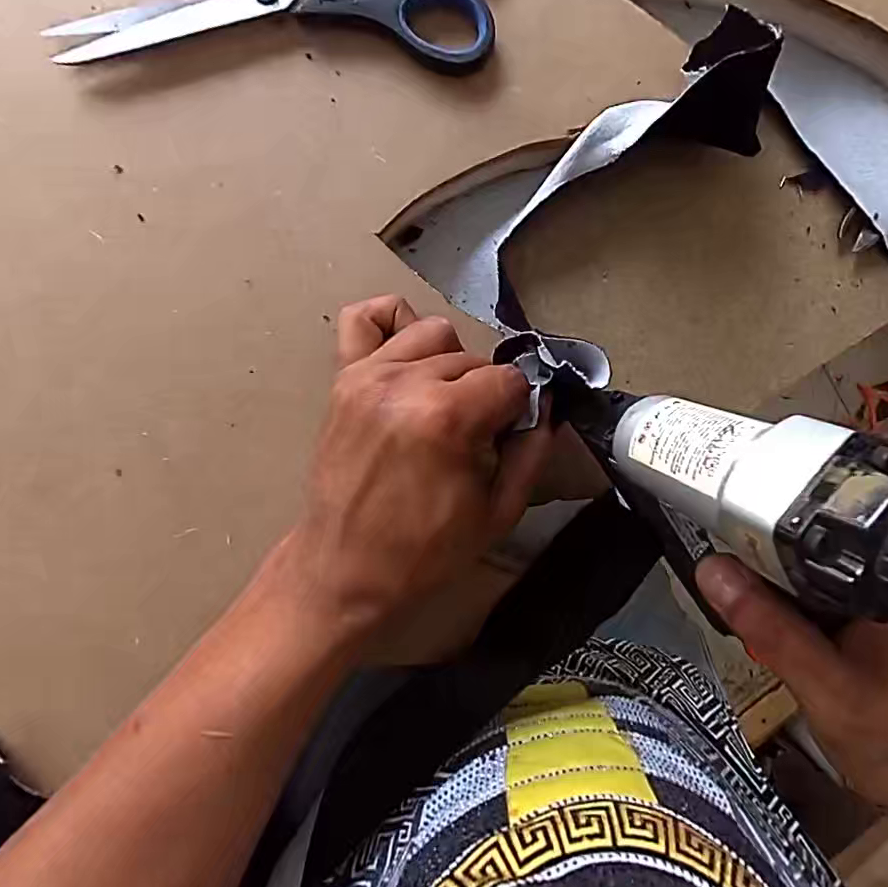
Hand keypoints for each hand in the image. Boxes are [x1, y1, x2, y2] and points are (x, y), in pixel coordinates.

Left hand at [279, 296, 554, 643]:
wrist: (345, 569)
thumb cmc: (424, 551)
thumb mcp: (499, 513)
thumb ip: (532, 451)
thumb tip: (544, 409)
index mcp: (446, 418)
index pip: (509, 380)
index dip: (519, 409)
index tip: (508, 436)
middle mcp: (405, 383)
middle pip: (474, 359)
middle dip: (486, 393)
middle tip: (476, 436)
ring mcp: (367, 375)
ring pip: (433, 332)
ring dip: (450, 364)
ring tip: (443, 404)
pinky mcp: (343, 379)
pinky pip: (366, 317)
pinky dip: (393, 324)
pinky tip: (407, 360)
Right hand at [696, 549, 887, 837]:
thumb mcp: (826, 692)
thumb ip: (770, 628)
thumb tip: (714, 572)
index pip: (819, 528)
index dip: (763, 534)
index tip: (727, 556)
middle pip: (821, 543)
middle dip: (774, 564)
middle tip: (745, 596)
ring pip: (829, 566)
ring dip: (791, 586)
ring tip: (771, 618)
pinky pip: (845, 588)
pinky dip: (814, 604)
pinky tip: (803, 633)